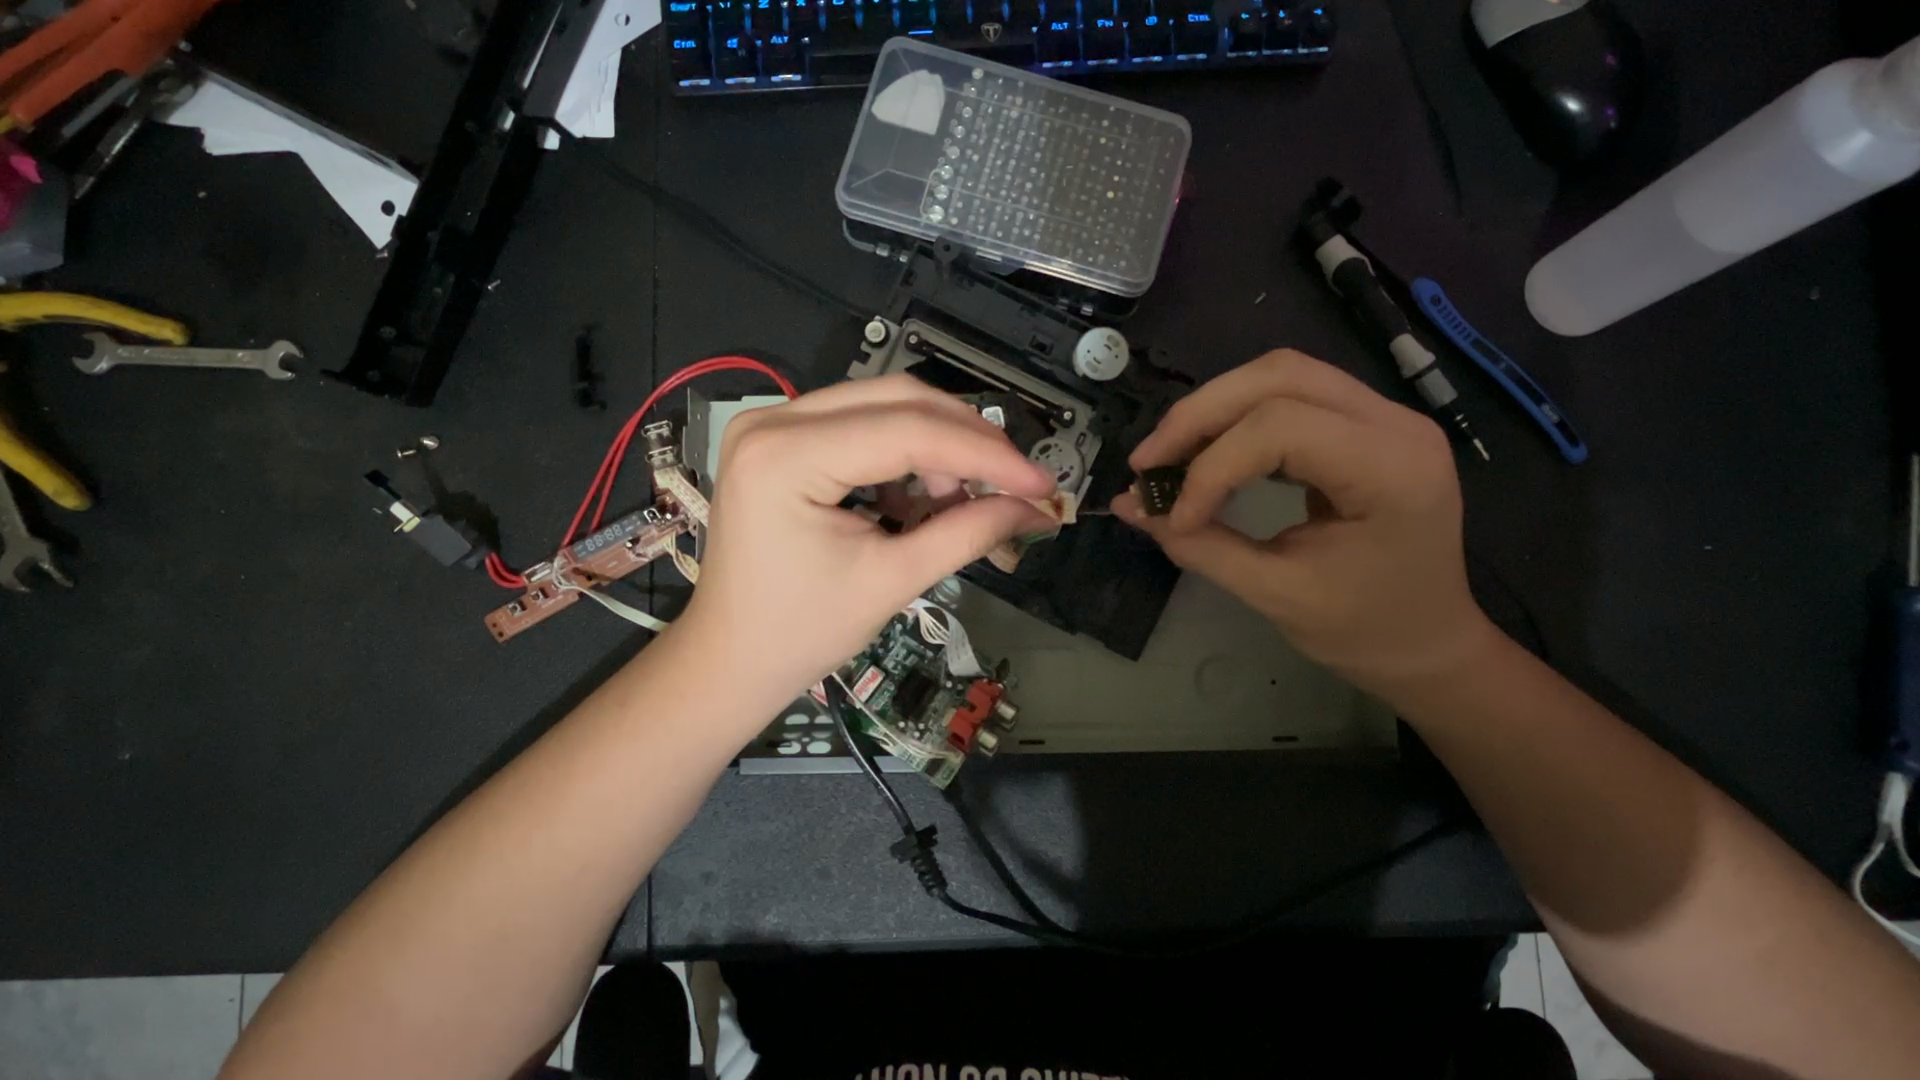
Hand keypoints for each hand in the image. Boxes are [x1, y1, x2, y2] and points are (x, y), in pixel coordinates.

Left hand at [675, 375, 1053, 718]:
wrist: (731, 658)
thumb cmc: (801, 632)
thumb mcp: (891, 581)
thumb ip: (967, 533)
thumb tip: (1036, 508)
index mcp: (787, 455)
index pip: (908, 430)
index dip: (984, 453)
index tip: (1039, 482)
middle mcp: (773, 420)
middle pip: (897, 399)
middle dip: (965, 439)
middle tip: (1015, 481)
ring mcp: (772, 423)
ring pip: (882, 404)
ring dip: (937, 443)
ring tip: (963, 498)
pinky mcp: (781, 439)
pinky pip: (860, 424)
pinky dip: (903, 452)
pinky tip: (923, 493)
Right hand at [1112, 350, 1497, 692]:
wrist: (1429, 644)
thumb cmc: (1363, 631)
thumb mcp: (1275, 594)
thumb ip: (1199, 546)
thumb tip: (1130, 506)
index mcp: (1392, 469)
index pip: (1281, 427)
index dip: (1211, 467)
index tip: (1173, 519)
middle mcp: (1396, 424)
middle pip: (1278, 376)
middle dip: (1199, 415)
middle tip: (1147, 463)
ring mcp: (1386, 417)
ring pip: (1281, 374)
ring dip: (1214, 410)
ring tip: (1169, 456)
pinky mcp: (1367, 424)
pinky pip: (1292, 395)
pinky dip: (1237, 418)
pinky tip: (1208, 454)